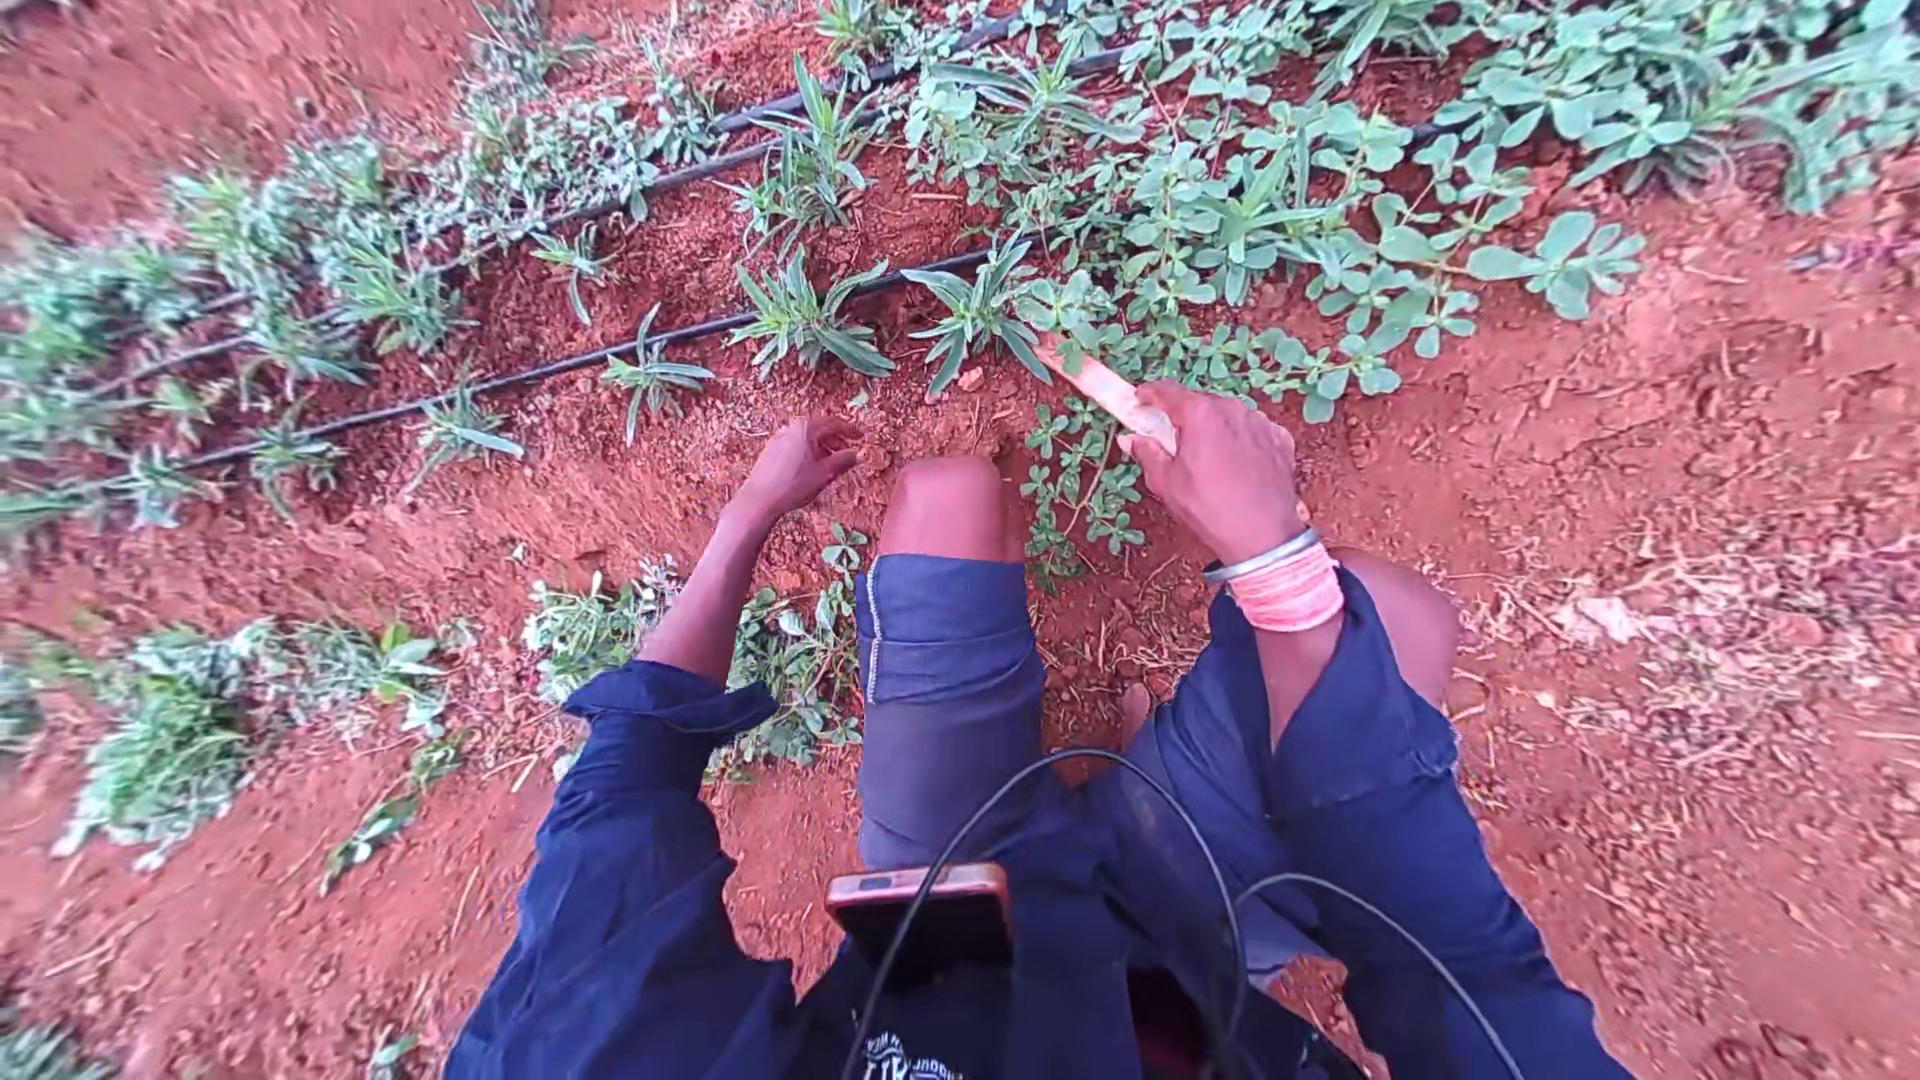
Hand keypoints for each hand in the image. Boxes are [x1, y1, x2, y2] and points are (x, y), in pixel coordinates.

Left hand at [732, 417, 860, 523]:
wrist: (761, 499)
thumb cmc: (794, 484)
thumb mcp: (826, 472)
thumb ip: (845, 459)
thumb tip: (861, 453)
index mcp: (807, 429)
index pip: (835, 423)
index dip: (850, 430)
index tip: (860, 437)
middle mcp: (792, 428)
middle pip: (820, 428)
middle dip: (836, 439)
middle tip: (848, 450)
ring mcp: (780, 437)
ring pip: (808, 436)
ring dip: (823, 445)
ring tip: (832, 461)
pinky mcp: (773, 448)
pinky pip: (797, 443)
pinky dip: (809, 450)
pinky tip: (812, 466)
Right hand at [1122, 382, 1304, 564]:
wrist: (1261, 534)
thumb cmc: (1207, 507)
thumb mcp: (1165, 482)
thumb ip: (1147, 453)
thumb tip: (1130, 439)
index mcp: (1200, 415)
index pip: (1168, 391)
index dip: (1149, 393)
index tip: (1139, 399)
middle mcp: (1232, 409)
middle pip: (1199, 403)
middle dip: (1182, 416)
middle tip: (1170, 438)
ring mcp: (1260, 422)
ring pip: (1227, 415)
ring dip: (1211, 428)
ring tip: (1204, 456)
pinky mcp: (1279, 438)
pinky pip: (1250, 430)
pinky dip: (1237, 439)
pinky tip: (1232, 464)